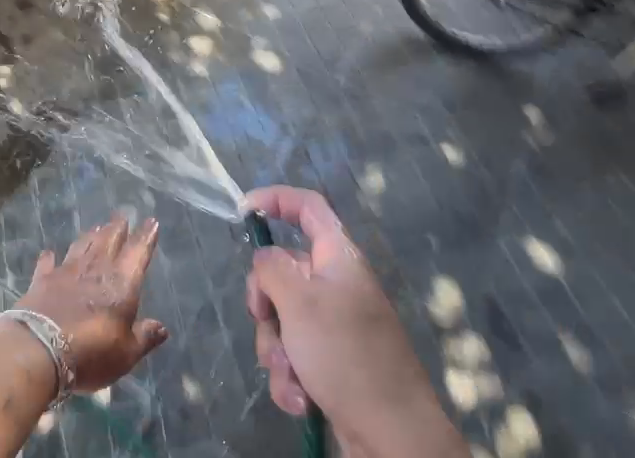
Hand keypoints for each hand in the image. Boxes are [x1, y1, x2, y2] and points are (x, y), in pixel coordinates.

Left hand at [14, 216, 170, 391]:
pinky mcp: (42, 280)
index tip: (152, 222)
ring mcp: (67, 271)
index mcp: (121, 283)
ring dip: (90, 235)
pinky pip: (48, 263)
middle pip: (109, 240)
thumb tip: (162, 328)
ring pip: (82, 245)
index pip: (138, 252)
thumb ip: (145, 337)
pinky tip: (49, 253)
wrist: (39, 349)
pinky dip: (49, 258)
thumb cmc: (91, 352)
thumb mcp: (126, 353)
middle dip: (117, 228)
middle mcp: (96, 269)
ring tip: (97, 227)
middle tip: (122, 216)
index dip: (146, 236)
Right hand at [243, 187, 460, 456]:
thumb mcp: (299, 301)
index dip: (275, 199)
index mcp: (339, 257)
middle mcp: (338, 284)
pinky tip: (301, 399)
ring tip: (291, 375)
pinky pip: (294, 355)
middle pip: (283, 270)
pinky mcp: (332, 361)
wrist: (392, 434)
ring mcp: (336, 324)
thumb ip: (271, 267)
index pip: (307, 206)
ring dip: (276, 348)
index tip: (241, 212)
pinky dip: (290, 377)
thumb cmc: (345, 353)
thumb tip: (265, 259)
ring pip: (283, 318)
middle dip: (265, 302)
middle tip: (266, 319)